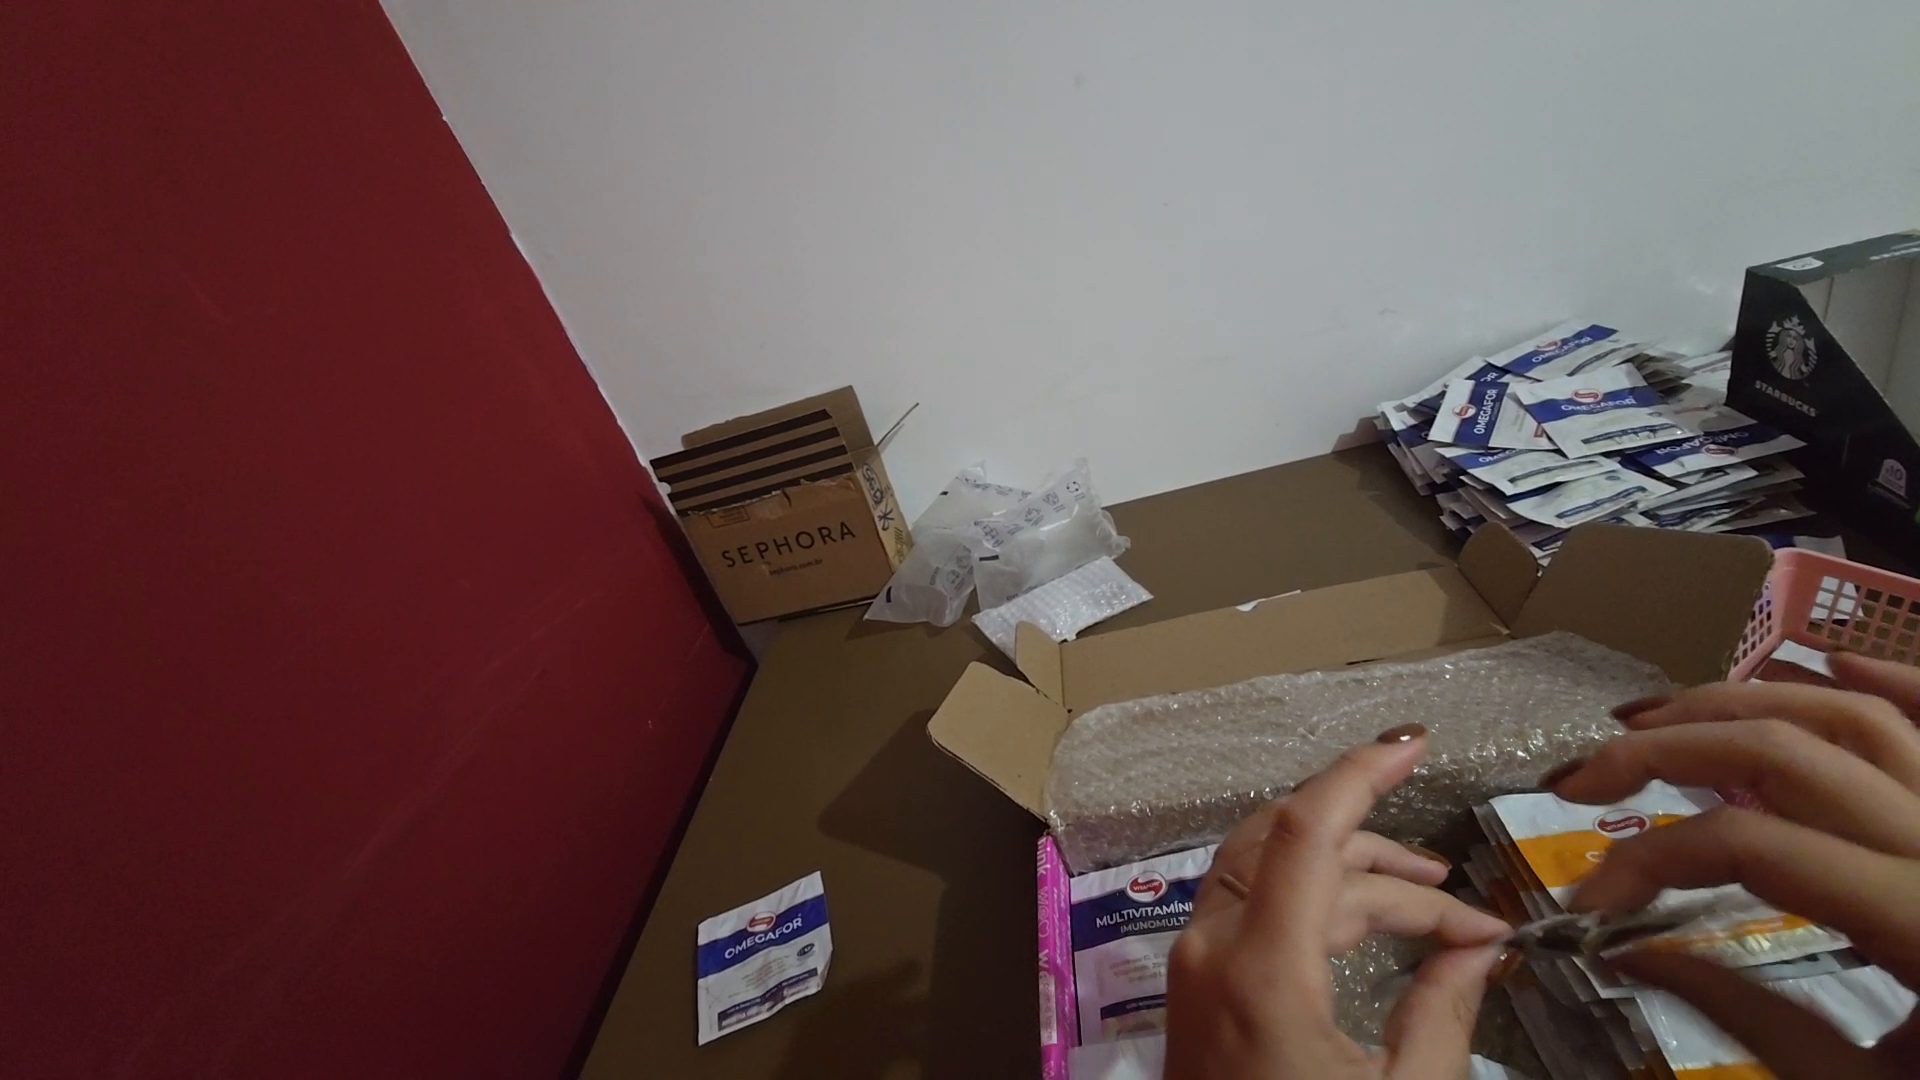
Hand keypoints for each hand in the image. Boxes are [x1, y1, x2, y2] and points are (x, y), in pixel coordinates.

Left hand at [1165, 725, 1511, 1079]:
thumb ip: (1442, 1016)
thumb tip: (1479, 948)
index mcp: (1259, 968)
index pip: (1305, 830)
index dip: (1359, 775)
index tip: (1413, 745)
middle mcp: (1212, 941)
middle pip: (1291, 845)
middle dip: (1377, 849)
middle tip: (1459, 894)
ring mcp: (1195, 954)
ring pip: (1275, 873)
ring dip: (1353, 882)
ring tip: (1442, 919)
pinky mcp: (1198, 973)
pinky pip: (1258, 909)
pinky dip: (1318, 911)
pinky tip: (1381, 939)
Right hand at [1550, 652, 1919, 1078]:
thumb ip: (1756, 1022)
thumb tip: (1624, 954)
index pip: (1745, 844)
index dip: (1646, 861)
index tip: (1588, 902)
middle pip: (1775, 750)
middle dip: (1654, 752)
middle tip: (1578, 780)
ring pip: (1847, 717)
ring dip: (1729, 704)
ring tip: (1650, 718)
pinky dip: (1894, 682)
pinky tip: (1832, 661)